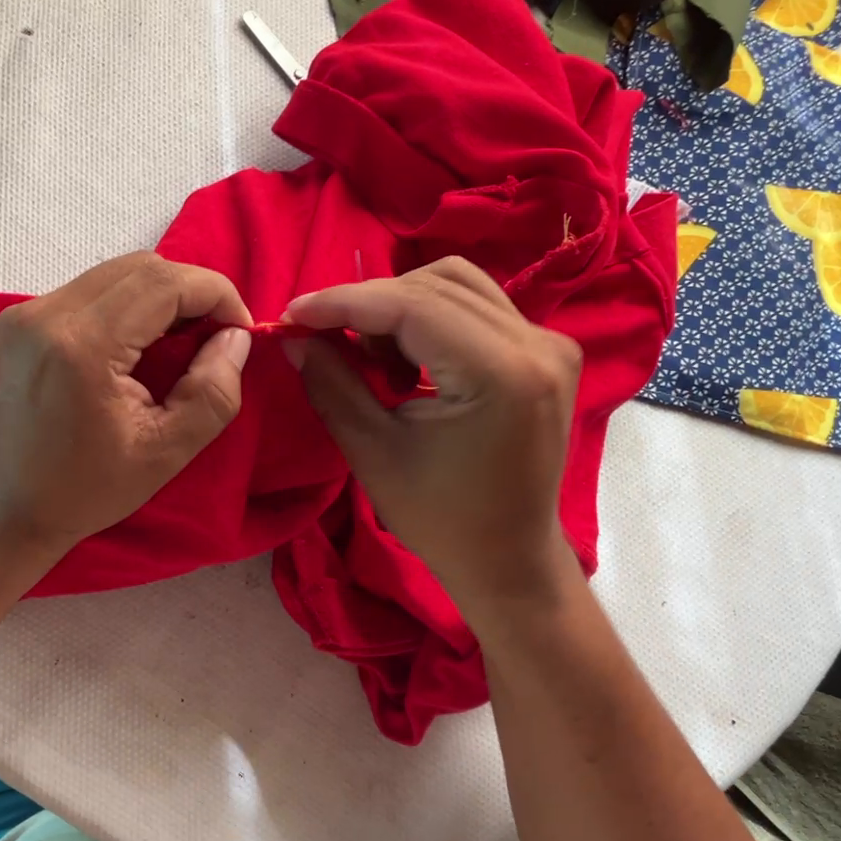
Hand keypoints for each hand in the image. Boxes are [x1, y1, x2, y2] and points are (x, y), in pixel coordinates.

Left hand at [0, 252, 253, 556]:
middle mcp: (44, 314)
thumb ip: (214, 391)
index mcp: (81, 346)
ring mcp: (21, 314)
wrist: (8, 509)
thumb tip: (235, 336)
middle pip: (138, 268)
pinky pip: (83, 292)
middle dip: (188, 291)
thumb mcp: (166, 452)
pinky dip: (121, 306)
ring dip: (155, 296)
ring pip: (110, 275)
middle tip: (213, 335)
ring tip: (178, 340)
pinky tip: (133, 345)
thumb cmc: (86, 489)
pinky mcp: (12, 322)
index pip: (164, 282)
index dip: (215, 294)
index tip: (239, 331)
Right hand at [283, 257, 580, 630]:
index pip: (412, 305)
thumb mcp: (371, 451)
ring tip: (367, 355)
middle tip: (321, 338)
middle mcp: (536, 343)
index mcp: (500, 373)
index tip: (292, 314)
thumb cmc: (438, 517)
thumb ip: (332, 384)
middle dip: (367, 303)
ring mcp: (548, 343)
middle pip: (435, 284)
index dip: (344, 302)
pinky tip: (404, 361)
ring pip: (457, 284)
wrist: (507, 557)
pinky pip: (476, 306)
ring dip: (398, 307)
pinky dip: (428, 319)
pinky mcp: (546, 351)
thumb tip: (294, 338)